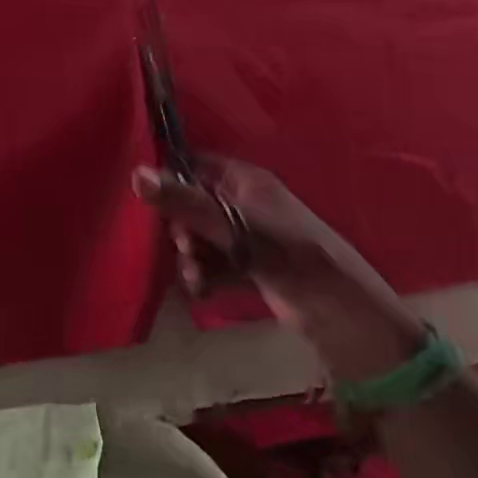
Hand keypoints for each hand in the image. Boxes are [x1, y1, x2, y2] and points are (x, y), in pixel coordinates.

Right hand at [133, 157, 426, 379]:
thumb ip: (184, 201)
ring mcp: (246, 237)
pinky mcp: (249, 269)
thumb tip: (135, 173)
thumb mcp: (233, 224)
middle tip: (186, 248)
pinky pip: (212, 265)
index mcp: (243, 180)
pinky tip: (203, 292)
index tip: (149, 201)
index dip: (168, 179)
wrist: (342, 313)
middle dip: (180, 231)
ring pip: (199, 240)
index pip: (193, 165)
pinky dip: (204, 277)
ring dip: (190, 259)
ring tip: (197, 278)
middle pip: (190, 206)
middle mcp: (242, 203)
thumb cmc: (289, 252)